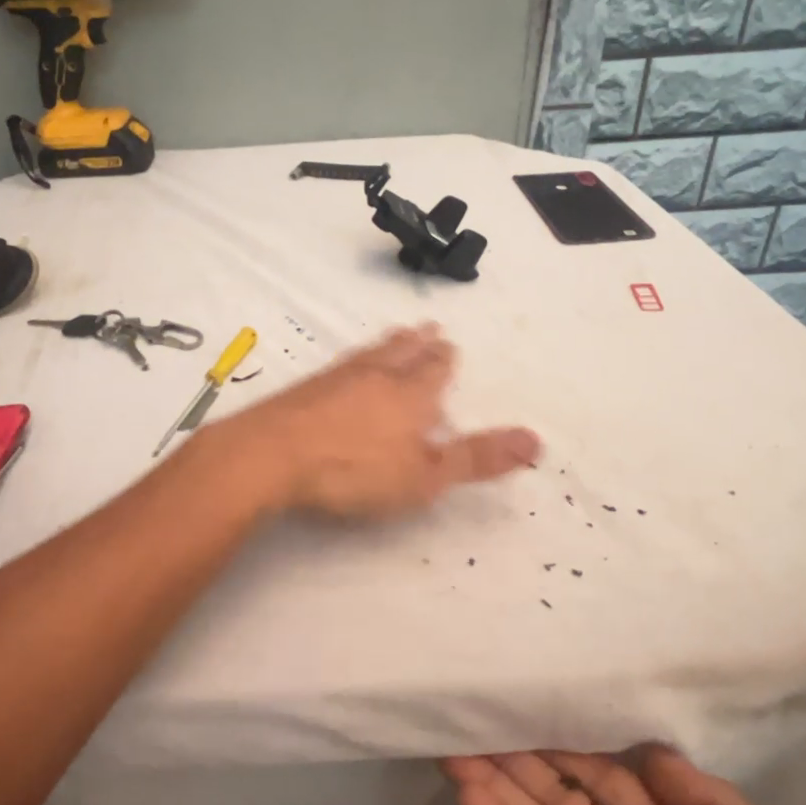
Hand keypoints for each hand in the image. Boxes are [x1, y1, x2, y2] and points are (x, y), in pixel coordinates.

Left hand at [206, 323, 539, 516]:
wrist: (269, 456)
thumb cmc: (354, 471)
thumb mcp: (425, 476)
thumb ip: (476, 458)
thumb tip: (536, 440)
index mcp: (411, 395)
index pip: (435, 370)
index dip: (444, 361)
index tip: (450, 346)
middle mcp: (375, 377)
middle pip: (402, 353)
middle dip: (418, 343)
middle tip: (428, 328)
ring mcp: (334, 379)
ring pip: (369, 355)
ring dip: (386, 345)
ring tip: (394, 336)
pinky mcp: (301, 390)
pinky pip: (337, 366)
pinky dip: (350, 361)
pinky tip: (341, 367)